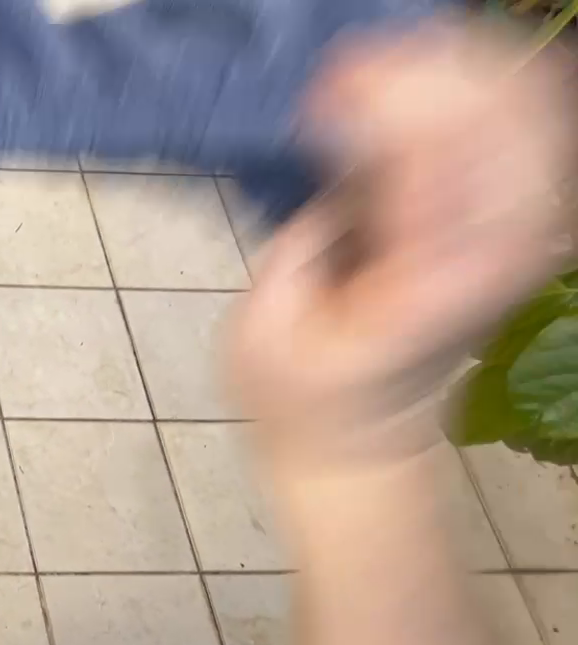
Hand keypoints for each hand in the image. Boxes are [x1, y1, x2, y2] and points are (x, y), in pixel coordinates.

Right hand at [228, 24, 575, 465]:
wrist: (355, 431)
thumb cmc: (294, 390)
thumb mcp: (267, 328)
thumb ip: (308, 243)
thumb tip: (344, 171)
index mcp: (441, 271)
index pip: (436, 150)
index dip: (380, 101)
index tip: (318, 85)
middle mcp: (509, 235)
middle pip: (499, 108)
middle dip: (420, 69)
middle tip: (338, 66)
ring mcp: (526, 220)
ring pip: (523, 99)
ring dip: (449, 67)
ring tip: (368, 63)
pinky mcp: (519, 211)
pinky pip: (520, 120)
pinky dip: (470, 87)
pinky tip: (414, 77)